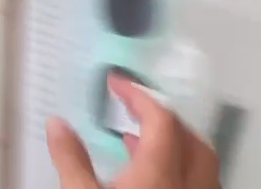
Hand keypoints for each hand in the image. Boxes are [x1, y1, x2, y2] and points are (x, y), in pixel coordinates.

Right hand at [46, 75, 219, 188]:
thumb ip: (71, 158)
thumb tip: (57, 124)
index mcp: (160, 173)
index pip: (161, 120)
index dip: (139, 95)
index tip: (115, 82)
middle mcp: (189, 186)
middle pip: (193, 140)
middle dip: (165, 115)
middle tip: (135, 103)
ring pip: (203, 165)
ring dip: (175, 142)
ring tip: (140, 136)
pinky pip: (199, 183)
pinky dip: (179, 167)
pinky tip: (150, 172)